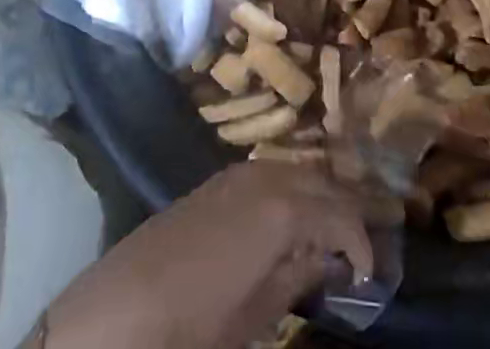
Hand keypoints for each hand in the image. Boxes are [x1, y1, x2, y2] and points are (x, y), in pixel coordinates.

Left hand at [39, 162, 373, 348]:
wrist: (122, 304)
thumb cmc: (198, 318)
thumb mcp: (259, 310)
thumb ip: (299, 276)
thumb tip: (327, 260)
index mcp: (283, 209)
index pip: (341, 215)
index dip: (361, 244)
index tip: (366, 274)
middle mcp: (264, 177)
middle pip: (321, 182)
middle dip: (342, 212)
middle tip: (352, 249)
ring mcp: (236, 174)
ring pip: (293, 172)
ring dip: (315, 197)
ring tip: (323, 234)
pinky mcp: (214, 181)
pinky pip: (266, 174)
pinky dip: (286, 191)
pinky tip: (284, 221)